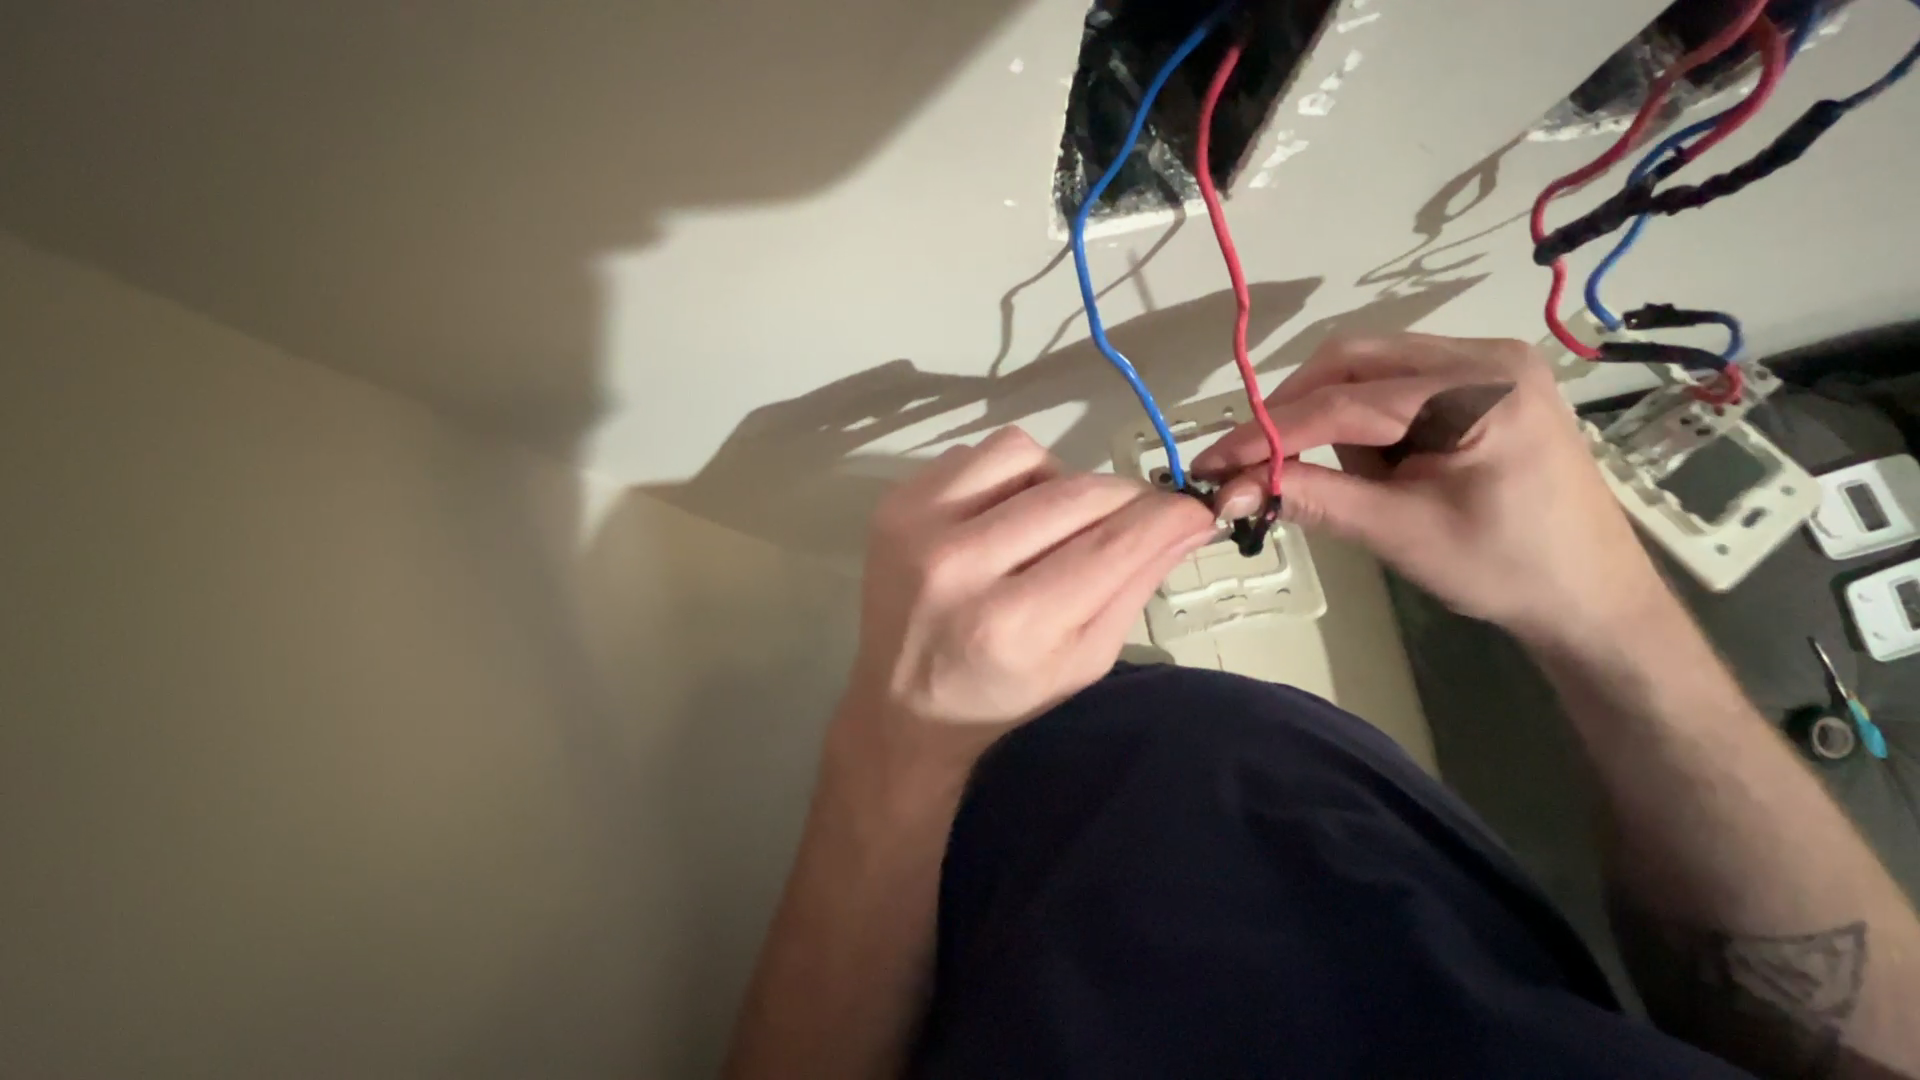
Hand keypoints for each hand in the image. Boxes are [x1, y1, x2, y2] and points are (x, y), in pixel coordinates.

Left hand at [833, 427, 1214, 790]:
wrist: (902, 702)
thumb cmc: (1001, 694)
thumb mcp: (1082, 661)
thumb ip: (1135, 587)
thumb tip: (1188, 521)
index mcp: (1010, 625)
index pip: (1112, 545)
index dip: (1166, 519)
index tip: (1193, 511)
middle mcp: (958, 566)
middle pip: (1077, 495)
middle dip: (1127, 498)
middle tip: (1137, 517)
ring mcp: (918, 526)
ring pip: (1026, 454)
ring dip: (1062, 480)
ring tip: (1056, 520)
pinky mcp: (897, 502)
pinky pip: (977, 454)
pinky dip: (1011, 477)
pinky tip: (1008, 515)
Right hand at [1192, 334, 1666, 644]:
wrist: (1588, 597)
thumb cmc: (1502, 569)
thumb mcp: (1397, 533)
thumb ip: (1310, 499)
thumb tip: (1228, 491)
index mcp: (1479, 390)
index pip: (1343, 401)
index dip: (1266, 434)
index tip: (1210, 463)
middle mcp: (1485, 356)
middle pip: (1351, 361)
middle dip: (1294, 414)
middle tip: (1257, 465)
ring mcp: (1486, 365)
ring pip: (1366, 369)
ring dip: (1331, 421)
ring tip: (1357, 482)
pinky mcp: (1479, 384)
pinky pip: (1392, 386)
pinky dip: (1361, 424)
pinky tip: (1380, 468)